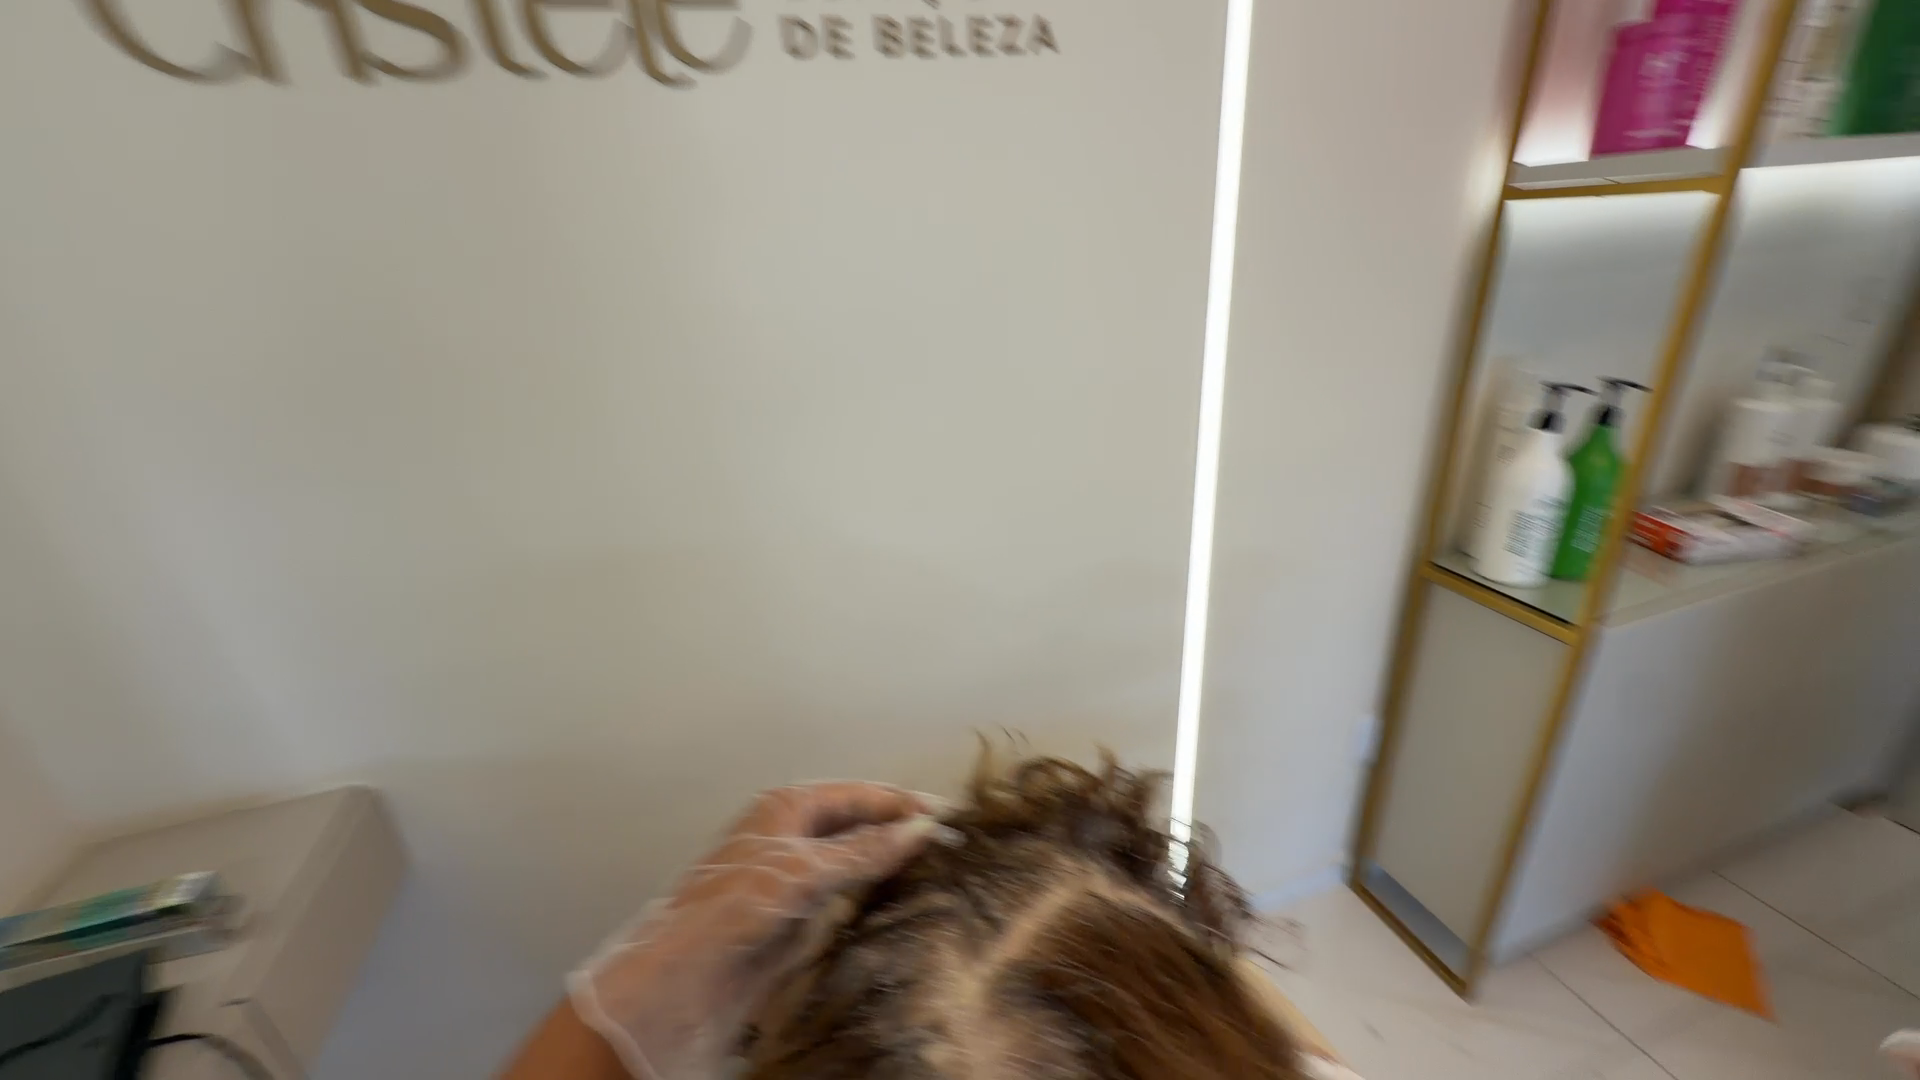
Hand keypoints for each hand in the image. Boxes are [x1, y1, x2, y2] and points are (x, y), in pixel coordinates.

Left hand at [568, 783, 940, 1079]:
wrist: (678, 982)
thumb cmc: (736, 908)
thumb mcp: (805, 871)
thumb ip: (864, 850)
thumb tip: (921, 830)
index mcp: (788, 806)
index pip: (859, 795)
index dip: (902, 804)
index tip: (948, 816)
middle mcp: (792, 833)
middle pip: (857, 823)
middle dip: (899, 830)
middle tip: (948, 844)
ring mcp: (793, 875)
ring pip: (853, 859)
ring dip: (888, 862)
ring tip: (936, 869)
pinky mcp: (794, 915)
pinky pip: (843, 894)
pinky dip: (872, 892)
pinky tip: (899, 901)